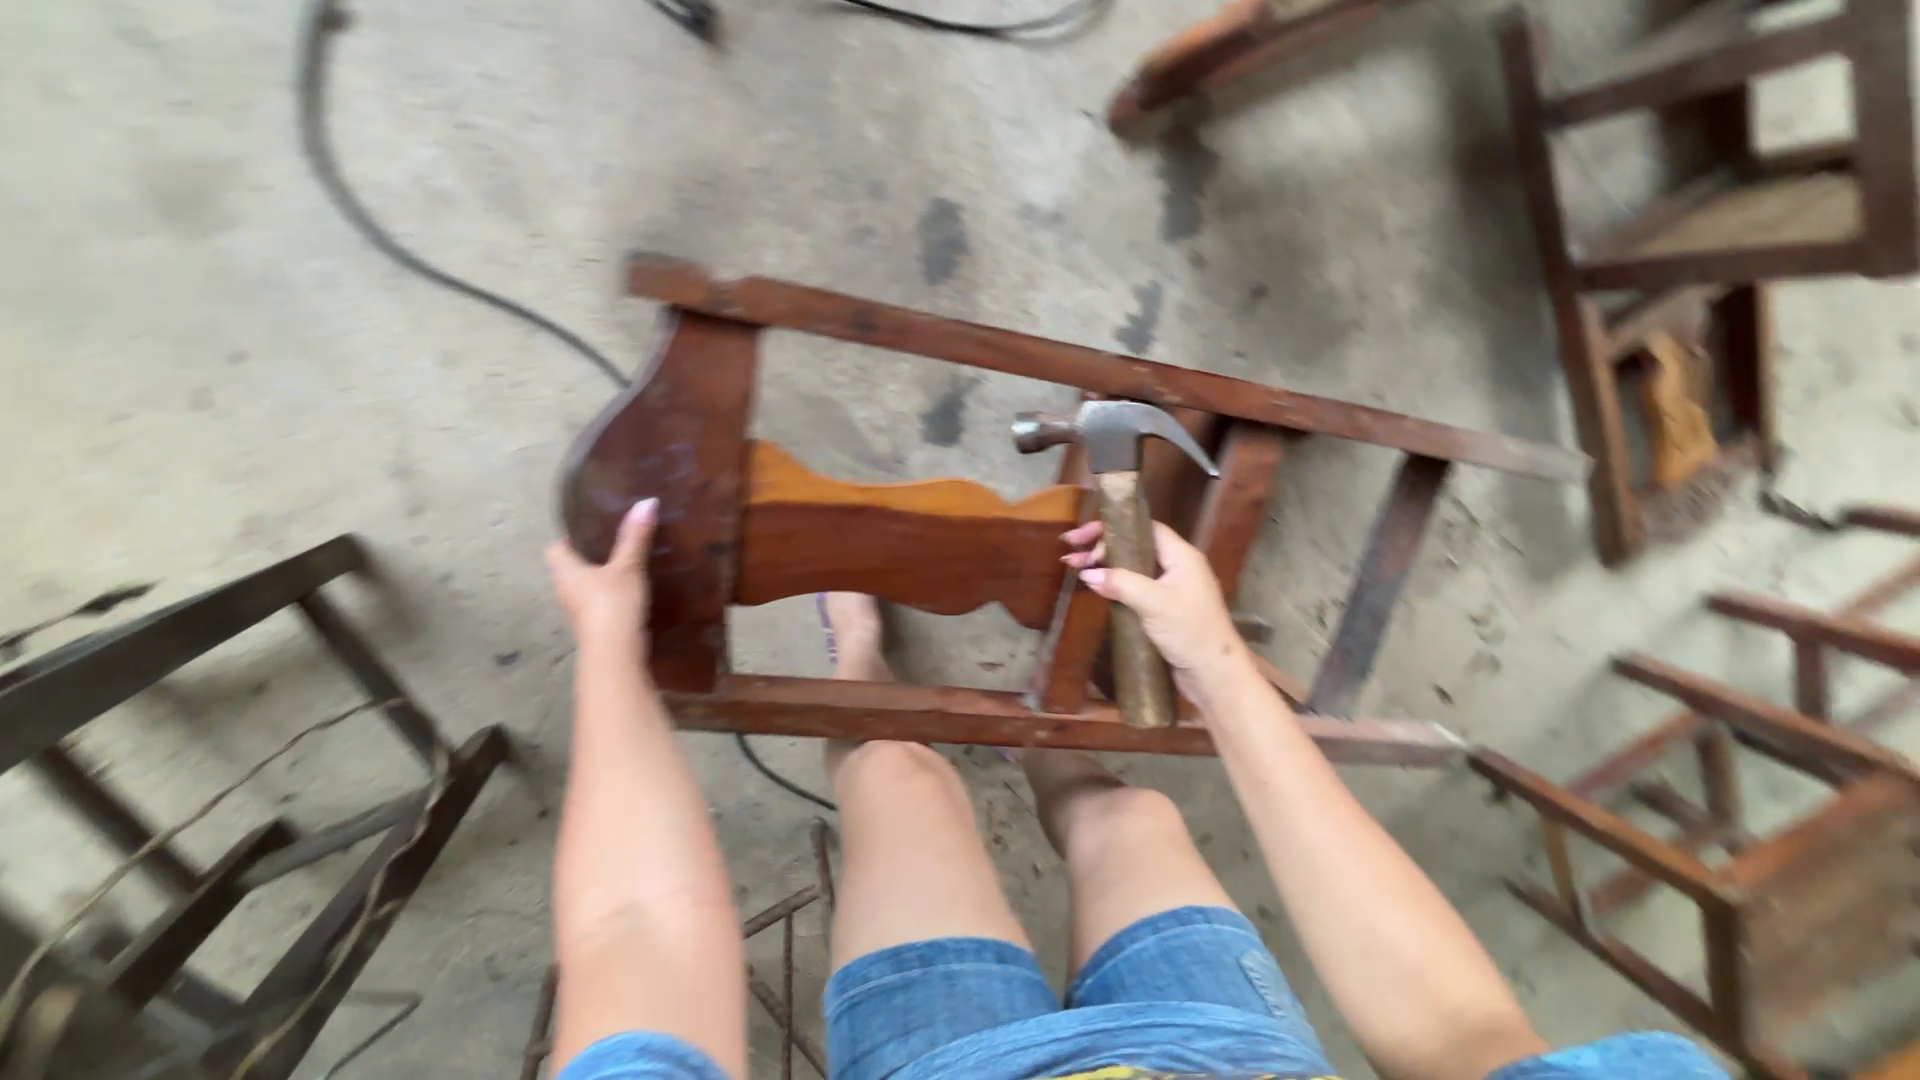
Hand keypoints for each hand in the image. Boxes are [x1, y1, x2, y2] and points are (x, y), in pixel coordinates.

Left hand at [546, 498, 656, 646]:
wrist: (615, 651)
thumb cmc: (612, 603)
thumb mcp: (627, 566)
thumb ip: (635, 537)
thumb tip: (646, 501)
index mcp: (565, 572)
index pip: (555, 550)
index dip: (568, 539)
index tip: (589, 530)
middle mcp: (565, 591)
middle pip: (570, 569)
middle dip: (588, 558)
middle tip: (612, 544)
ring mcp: (578, 612)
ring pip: (585, 589)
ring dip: (600, 580)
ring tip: (626, 567)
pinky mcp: (594, 627)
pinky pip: (599, 605)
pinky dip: (611, 598)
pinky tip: (632, 594)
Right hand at [1061, 520, 1256, 701]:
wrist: (1213, 674)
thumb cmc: (1190, 631)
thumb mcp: (1154, 603)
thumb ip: (1121, 583)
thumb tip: (1088, 573)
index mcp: (1181, 556)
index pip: (1144, 529)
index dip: (1113, 528)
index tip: (1084, 535)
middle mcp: (1176, 567)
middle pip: (1134, 546)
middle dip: (1102, 546)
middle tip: (1071, 550)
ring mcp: (1170, 588)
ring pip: (1131, 567)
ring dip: (1104, 565)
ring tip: (1073, 566)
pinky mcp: (1162, 609)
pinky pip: (1133, 587)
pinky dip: (1113, 584)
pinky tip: (1094, 586)